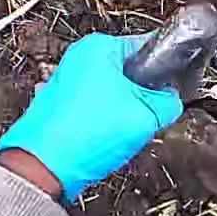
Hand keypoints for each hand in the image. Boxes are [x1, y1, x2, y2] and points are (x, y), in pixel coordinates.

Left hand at [0, 33, 183, 201]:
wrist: (43, 169)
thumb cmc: (82, 137)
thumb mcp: (145, 117)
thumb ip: (168, 102)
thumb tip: (171, 100)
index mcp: (99, 47)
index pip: (148, 46)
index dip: (166, 68)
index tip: (173, 87)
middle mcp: (79, 56)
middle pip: (131, 70)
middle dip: (143, 94)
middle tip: (144, 114)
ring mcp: (67, 78)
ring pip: (115, 90)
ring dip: (124, 109)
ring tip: (120, 128)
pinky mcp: (61, 101)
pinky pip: (96, 105)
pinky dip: (104, 118)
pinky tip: (103, 136)